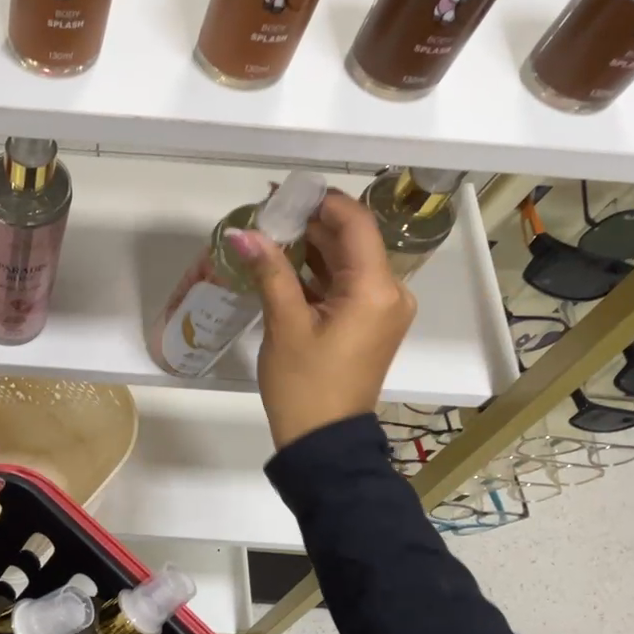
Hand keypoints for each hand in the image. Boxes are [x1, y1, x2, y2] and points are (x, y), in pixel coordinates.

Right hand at [229, 191, 416, 449]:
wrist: (322, 441)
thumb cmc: (304, 385)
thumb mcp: (284, 325)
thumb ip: (270, 272)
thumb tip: (242, 232)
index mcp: (377, 289)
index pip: (355, 224)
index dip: (322, 202)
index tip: (285, 193)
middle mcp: (390, 293)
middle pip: (354, 241)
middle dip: (313, 224)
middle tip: (269, 213)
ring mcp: (382, 310)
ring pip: (349, 263)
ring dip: (314, 248)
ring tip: (271, 237)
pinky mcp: (370, 325)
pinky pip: (348, 286)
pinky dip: (320, 274)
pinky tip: (287, 267)